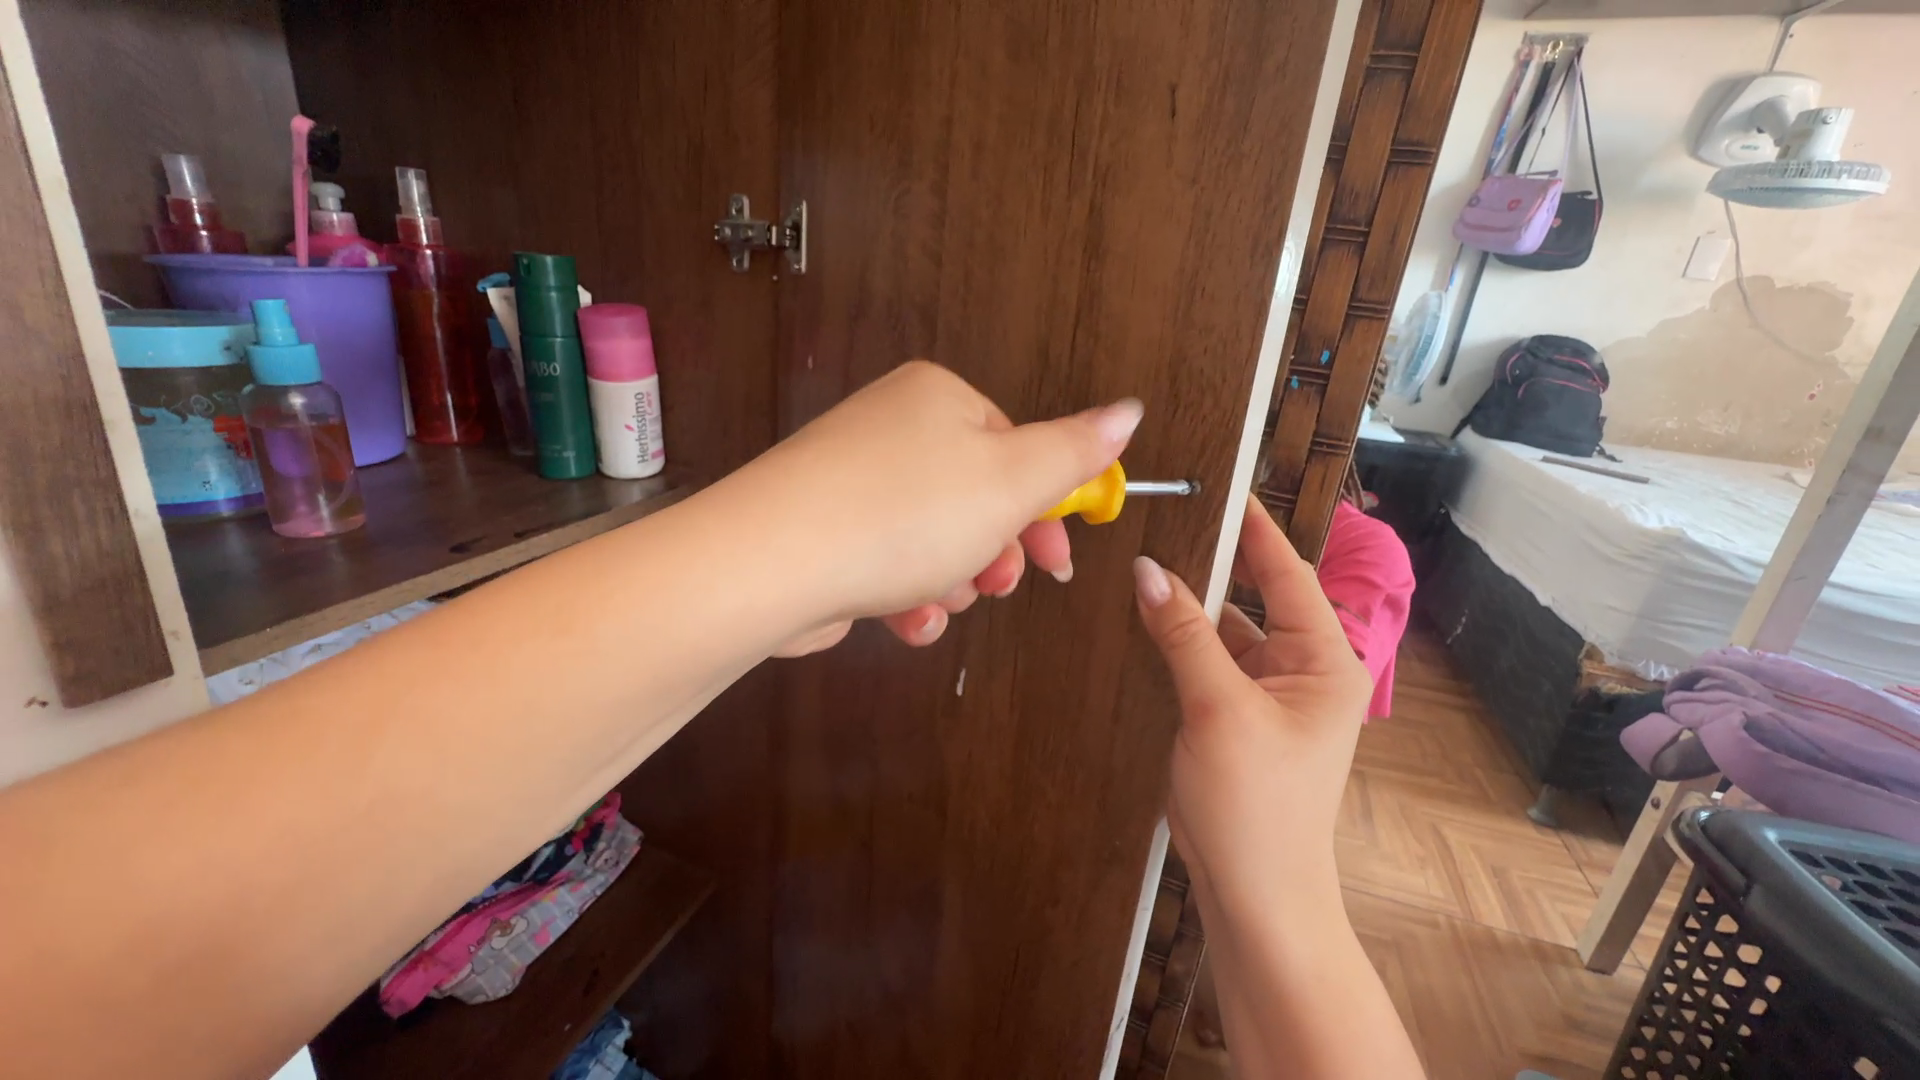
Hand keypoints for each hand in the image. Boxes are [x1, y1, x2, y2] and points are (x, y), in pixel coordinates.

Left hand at [735, 361, 1143, 653]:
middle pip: (975, 496)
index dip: (1044, 510)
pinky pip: (885, 559)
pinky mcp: (823, 529)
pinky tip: (904, 621)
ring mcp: (851, 479)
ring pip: (933, 537)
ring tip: (939, 600)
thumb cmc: (906, 515)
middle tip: (996, 584)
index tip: (1058, 563)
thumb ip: (1075, 450)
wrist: (773, 563)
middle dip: (994, 551)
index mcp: (939, 399)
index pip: (1016, 448)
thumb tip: (1128, 410)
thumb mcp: (1011, 482)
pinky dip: (904, 595)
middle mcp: (892, 428)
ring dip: (951, 580)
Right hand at [1134, 496, 1371, 905]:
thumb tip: (1148, 570)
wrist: (1256, 895)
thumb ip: (1183, 633)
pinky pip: (1209, 664)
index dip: (1255, 530)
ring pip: (1226, 633)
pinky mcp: (1238, 719)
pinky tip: (1146, 622)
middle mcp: (1303, 671)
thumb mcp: (1218, 708)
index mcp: (1322, 661)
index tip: (1223, 488)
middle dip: (1214, 566)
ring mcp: (1269, 697)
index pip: (1288, 575)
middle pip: (1254, 600)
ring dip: (1190, 608)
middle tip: (1167, 522)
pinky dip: (1181, 644)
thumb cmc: (1255, 803)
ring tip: (1145, 565)